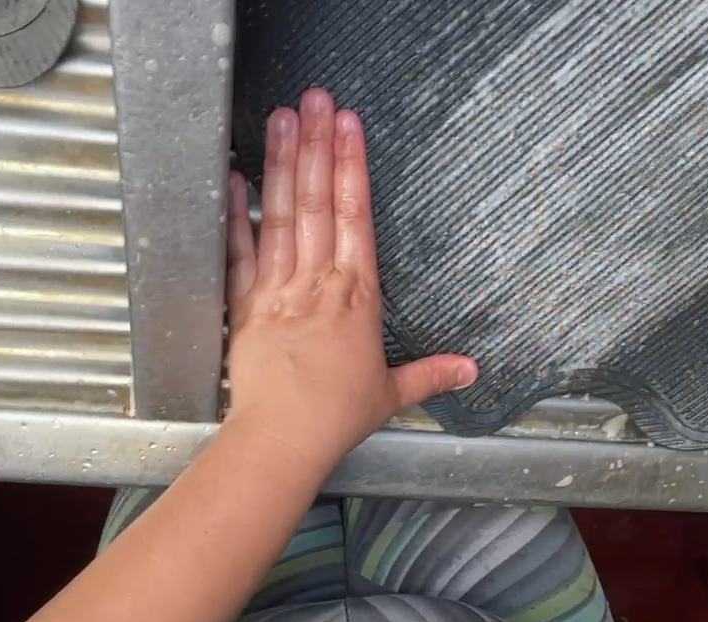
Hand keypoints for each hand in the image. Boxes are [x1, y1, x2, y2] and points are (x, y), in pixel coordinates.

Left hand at [221, 88, 476, 472]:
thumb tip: (471, 370)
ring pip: (281, 218)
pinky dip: (236, 217)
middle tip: (314, 100)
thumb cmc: (336, 417)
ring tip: (281, 119)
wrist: (285, 436)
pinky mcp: (246, 308)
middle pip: (316, 204)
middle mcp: (317, 284)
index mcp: (357, 298)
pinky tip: (236, 180)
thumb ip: (430, 374)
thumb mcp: (391, 394)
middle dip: (316, 146)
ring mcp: (278, 292)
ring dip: (281, 164)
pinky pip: (240, 254)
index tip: (349, 127)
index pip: (355, 218)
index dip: (351, 168)